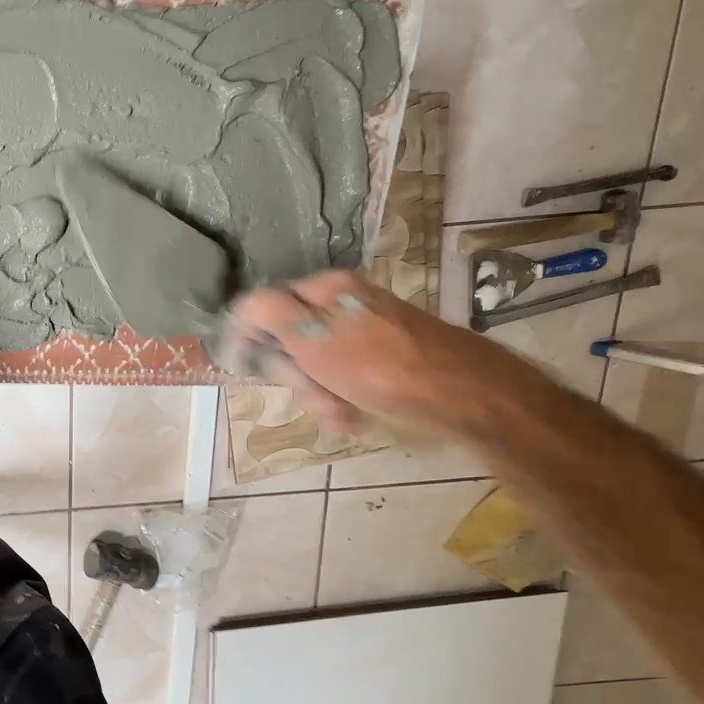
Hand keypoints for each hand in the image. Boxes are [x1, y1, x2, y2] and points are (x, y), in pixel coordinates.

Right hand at [220, 270, 505, 434]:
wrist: (464, 396)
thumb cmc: (377, 366)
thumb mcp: (309, 335)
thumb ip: (265, 312)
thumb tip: (238, 306)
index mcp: (325, 288)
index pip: (264, 305)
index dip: (253, 337)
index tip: (251, 368)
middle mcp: (344, 303)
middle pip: (290, 338)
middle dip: (294, 374)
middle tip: (310, 393)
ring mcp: (366, 332)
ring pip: (316, 364)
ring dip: (317, 394)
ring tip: (337, 414)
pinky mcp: (386, 359)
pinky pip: (344, 378)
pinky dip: (342, 398)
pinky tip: (353, 415)